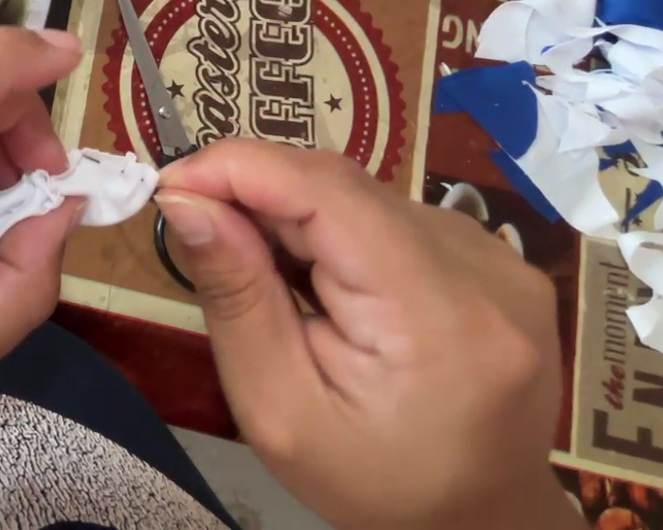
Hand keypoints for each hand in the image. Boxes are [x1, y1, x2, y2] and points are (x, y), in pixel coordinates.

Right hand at [155, 139, 577, 529]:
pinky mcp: (488, 255)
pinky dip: (322, 222)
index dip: (237, 167)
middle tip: (194, 222)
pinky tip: (311, 272)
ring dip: (284, 208)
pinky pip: (378, 208)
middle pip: (337, 185)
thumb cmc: (369, 482)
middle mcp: (482, 270)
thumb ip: (234, 296)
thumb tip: (184, 200)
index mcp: (438, 319)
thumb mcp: (275, 406)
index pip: (327, 192)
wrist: (477, 521)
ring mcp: (494, 257)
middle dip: (250, 189)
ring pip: (352, 190)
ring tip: (257, 267)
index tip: (168, 185)